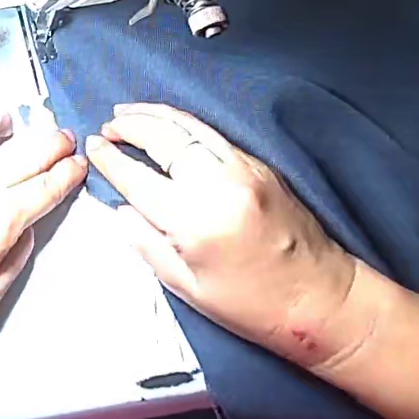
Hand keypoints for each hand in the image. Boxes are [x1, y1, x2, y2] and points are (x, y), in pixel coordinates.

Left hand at [0, 114, 86, 363]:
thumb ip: (17, 255)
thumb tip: (28, 225)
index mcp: (1, 216)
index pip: (47, 186)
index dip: (68, 173)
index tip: (78, 164)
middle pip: (27, 148)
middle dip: (53, 140)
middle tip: (62, 137)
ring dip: (2, 119)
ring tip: (5, 124)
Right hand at [84, 103, 383, 371]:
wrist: (326, 301)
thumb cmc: (252, 305)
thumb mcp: (186, 286)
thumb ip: (146, 243)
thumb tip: (122, 209)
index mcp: (194, 220)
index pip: (137, 178)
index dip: (110, 160)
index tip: (92, 147)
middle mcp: (217, 185)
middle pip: (162, 140)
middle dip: (128, 128)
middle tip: (107, 127)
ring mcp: (242, 170)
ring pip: (187, 127)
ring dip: (152, 115)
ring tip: (126, 113)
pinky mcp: (259, 166)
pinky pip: (211, 133)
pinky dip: (182, 122)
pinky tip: (166, 122)